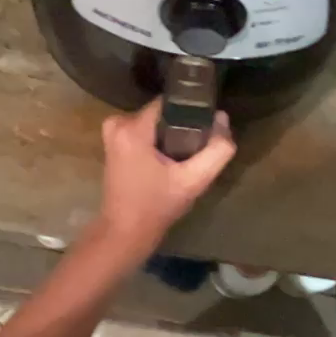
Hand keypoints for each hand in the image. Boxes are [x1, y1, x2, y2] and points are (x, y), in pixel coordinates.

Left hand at [92, 99, 235, 253]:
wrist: (125, 233)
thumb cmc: (157, 207)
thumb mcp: (193, 181)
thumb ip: (216, 151)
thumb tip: (223, 119)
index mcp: (132, 128)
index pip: (171, 103)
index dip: (192, 113)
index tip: (206, 130)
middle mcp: (117, 123)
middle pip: (162, 113)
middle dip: (182, 127)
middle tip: (196, 149)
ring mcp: (112, 134)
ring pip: (154, 123)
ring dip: (171, 136)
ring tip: (183, 158)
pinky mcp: (112, 145)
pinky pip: (144, 132)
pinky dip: (158, 143)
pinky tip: (168, 163)